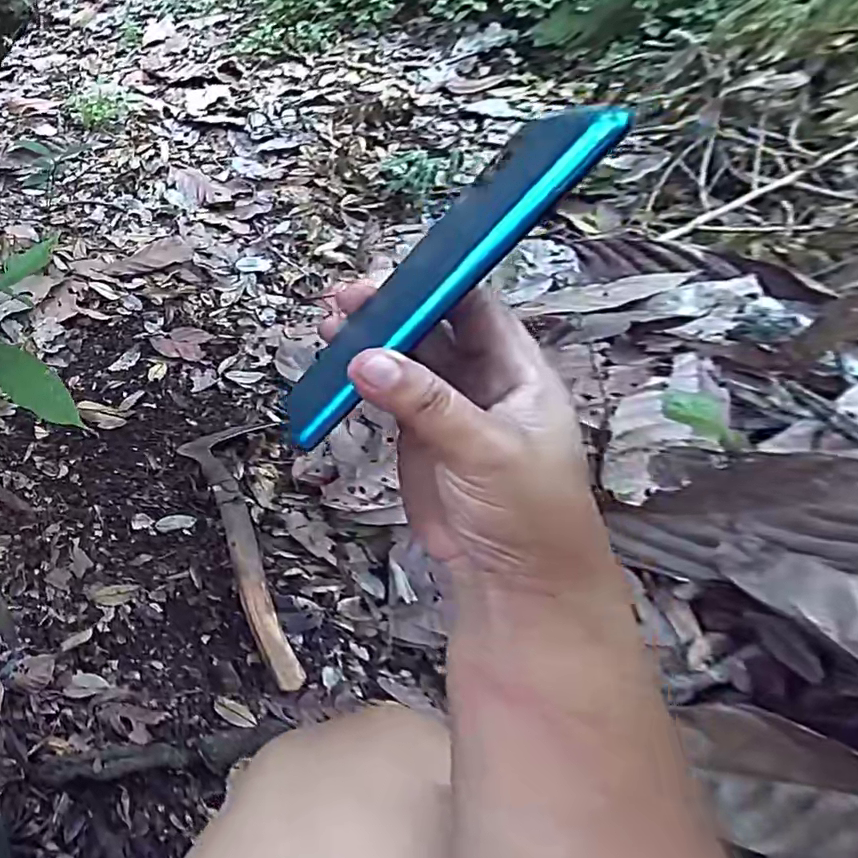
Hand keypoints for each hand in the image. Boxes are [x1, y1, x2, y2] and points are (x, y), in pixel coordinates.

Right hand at [317, 282, 613, 594]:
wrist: (512, 579)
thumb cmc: (528, 512)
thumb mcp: (483, 450)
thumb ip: (426, 403)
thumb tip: (365, 359)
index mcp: (517, 372)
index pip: (476, 310)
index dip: (437, 285)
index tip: (387, 277)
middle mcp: (479, 381)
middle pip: (430, 329)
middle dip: (390, 310)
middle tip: (343, 298)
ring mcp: (443, 407)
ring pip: (402, 359)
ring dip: (368, 340)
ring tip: (329, 324)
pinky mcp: (414, 433)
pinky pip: (383, 393)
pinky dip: (357, 378)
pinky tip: (335, 365)